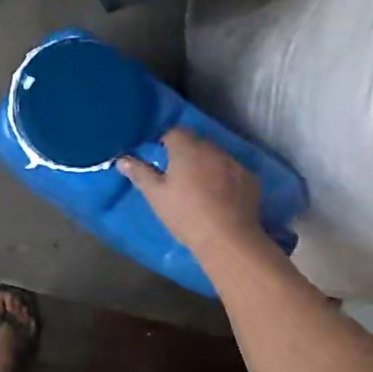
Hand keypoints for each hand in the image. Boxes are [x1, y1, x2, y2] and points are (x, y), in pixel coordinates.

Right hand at [118, 128, 268, 257]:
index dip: (165, 142)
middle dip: (186, 153)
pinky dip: (224, 177)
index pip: (174, 132)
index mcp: (187, 149)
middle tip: (176, 175)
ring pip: (215, 156)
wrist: (228, 239)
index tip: (159, 158)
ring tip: (199, 187)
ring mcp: (235, 163)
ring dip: (206, 164)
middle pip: (196, 142)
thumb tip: (122, 159)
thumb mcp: (155, 195)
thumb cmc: (186, 214)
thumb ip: (140, 173)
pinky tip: (220, 197)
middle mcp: (213, 149)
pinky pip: (232, 171)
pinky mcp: (250, 179)